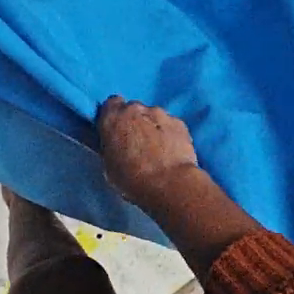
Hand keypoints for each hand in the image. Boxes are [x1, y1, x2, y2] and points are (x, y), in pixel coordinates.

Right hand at [96, 95, 264, 277]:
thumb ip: (112, 148)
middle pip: (134, 110)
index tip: (117, 135)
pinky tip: (173, 156)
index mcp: (116, 117)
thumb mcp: (110, 167)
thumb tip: (116, 145)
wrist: (171, 188)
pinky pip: (171, 128)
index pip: (111, 105)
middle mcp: (139, 109)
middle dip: (136, 123)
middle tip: (138, 148)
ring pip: (154, 117)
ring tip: (158, 154)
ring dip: (154, 130)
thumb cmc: (133, 182)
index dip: (115, 119)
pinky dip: (171, 137)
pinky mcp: (182, 127)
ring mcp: (163, 115)